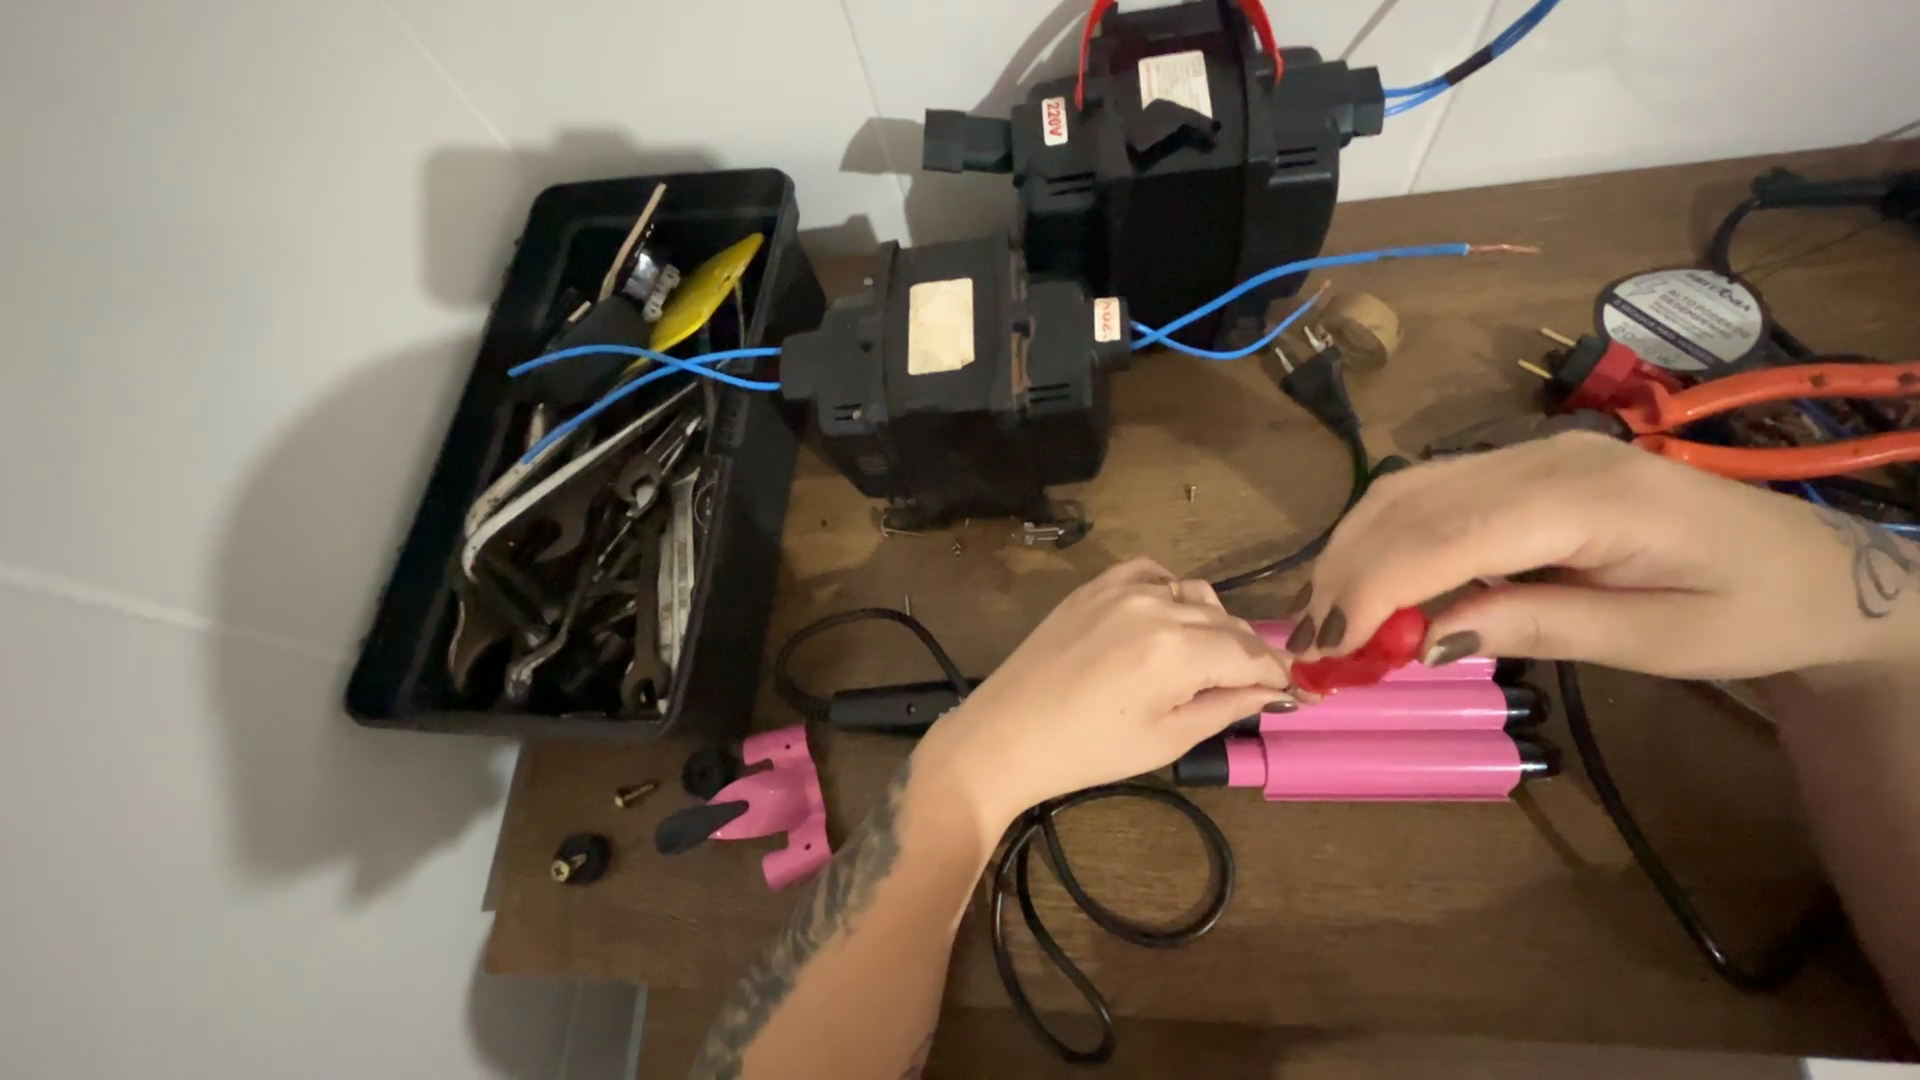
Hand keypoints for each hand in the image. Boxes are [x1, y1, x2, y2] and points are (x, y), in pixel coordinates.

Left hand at [914, 557, 1292, 828]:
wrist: (1008, 734)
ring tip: (1208, 658)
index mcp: (1178, 650)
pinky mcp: (1093, 586)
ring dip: (1213, 623)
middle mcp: (1156, 607)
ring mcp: (1121, 590)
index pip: (1251, 654)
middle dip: (1248, 654)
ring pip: (1193, 594)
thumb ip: (1227, 705)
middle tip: (1255, 684)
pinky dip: (1170, 591)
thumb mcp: (1168, 738)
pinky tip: (1169, 616)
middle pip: (1226, 623)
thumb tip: (1277, 692)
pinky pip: (1150, 573)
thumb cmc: (1089, 751)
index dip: (1278, 674)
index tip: (1296, 691)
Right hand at [1290, 432, 1919, 679]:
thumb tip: (1420, 639)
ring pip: (1397, 493)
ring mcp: (1521, 454)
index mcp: (1587, 496)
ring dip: (1348, 556)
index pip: (1445, 534)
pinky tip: (1361, 583)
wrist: (1820, 564)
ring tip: (1323, 619)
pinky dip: (1374, 541)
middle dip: (1344, 576)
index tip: (1327, 648)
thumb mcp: (1656, 638)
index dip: (1374, 589)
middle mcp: (1539, 457)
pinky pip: (1419, 495)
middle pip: (1405, 505)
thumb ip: (1535, 624)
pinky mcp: (1510, 467)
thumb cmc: (1756, 611)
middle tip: (1309, 645)